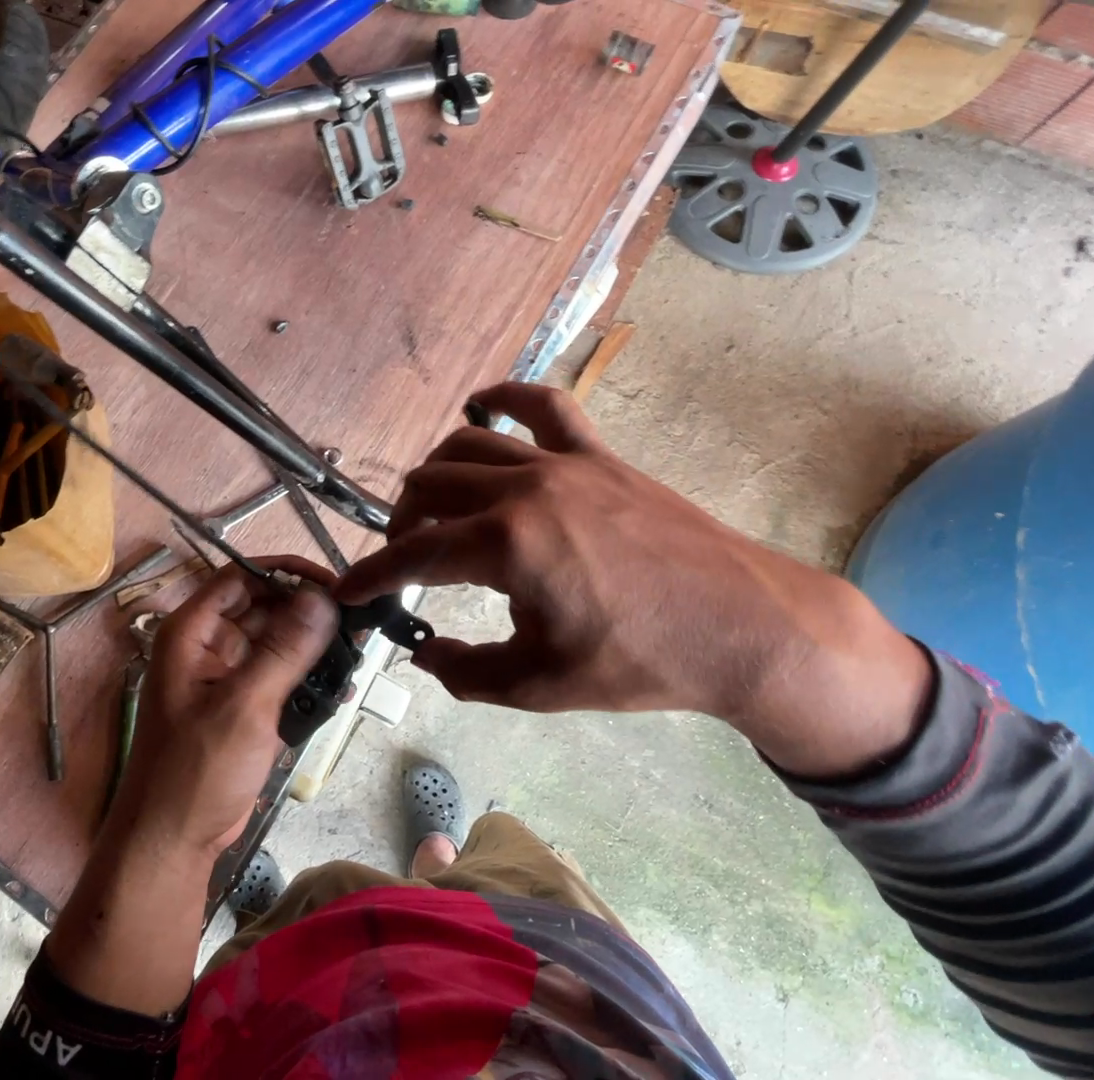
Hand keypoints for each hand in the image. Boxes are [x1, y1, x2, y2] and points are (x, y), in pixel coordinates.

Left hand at [112, 556, 338, 855]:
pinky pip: (280, 677)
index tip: (334, 583)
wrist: (174, 840)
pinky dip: (306, 679)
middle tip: (358, 620)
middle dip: (308, 612)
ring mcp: (227, 678)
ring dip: (313, 646)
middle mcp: (208, 647)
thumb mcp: (244, 705)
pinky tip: (339, 687)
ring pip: (277, 643)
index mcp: (191, 633)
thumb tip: (322, 597)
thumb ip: (284, 650)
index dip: (285, 573)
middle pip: (263, 607)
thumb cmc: (197, 770)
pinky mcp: (245, 707)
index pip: (241, 578)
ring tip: (356, 651)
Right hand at [336, 383, 930, 777]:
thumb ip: (464, 669)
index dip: (371, 577)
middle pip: (429, 488)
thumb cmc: (639, 662)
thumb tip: (425, 650)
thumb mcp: (537, 684)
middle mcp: (525, 489)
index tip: (348, 593)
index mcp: (506, 545)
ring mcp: (564, 464)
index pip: (414, 555)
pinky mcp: (599, 456)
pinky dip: (506, 400)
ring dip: (435, 474)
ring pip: (469, 445)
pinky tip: (483, 406)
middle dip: (400, 527)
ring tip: (431, 506)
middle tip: (402, 562)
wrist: (744, 627)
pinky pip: (545, 407)